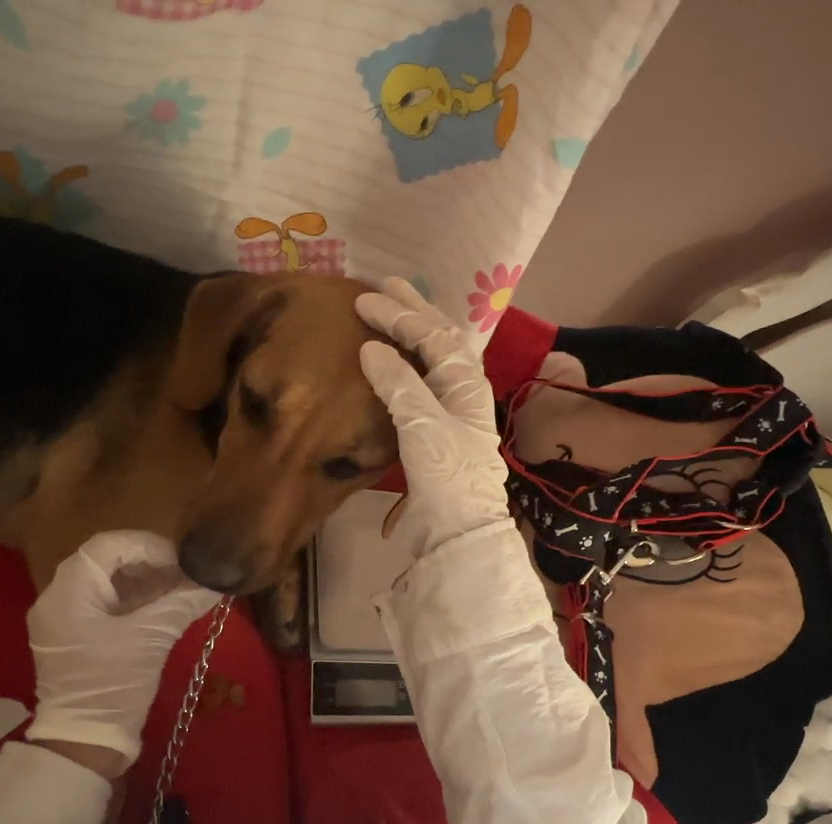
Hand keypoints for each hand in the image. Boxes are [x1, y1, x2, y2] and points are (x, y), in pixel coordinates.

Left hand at [26, 531, 219, 776]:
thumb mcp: (152, 639)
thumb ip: (183, 603)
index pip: (108, 545)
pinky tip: (161, 609)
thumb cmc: (113, 685)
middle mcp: (56, 600)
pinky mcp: (72, 640)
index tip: (181, 561)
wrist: (85, 743)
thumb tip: (216, 582)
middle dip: (148, 563)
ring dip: (142, 582)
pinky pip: (102, 606)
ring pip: (104, 584)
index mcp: (68, 593)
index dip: (148, 546)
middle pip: (105, 562)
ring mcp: (61, 622)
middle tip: (184, 574)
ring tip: (179, 590)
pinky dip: (131, 602)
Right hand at [356, 277, 507, 558]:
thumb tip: (372, 348)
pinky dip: (407, 366)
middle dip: (413, 311)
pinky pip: (422, 385)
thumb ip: (399, 383)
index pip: (432, 336)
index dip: (399, 315)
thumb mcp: (422, 424)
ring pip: (433, 361)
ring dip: (413, 334)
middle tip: (385, 285)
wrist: (457, 530)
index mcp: (465, 384)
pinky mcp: (437, 433)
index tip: (365, 300)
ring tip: (392, 312)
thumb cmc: (446, 475)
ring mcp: (451, 412)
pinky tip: (394, 363)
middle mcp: (462, 391)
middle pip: (438, 341)